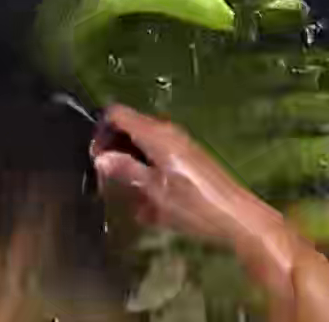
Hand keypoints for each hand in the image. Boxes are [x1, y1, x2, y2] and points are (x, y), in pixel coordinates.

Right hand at [91, 106, 293, 262]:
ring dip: (128, 165)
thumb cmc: (194, 205)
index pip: (119, 113)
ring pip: (141, 144)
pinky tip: (146, 203)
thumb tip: (100, 157)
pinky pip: (155, 156)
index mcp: (156, 132)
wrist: (234, 215)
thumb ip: (127, 171)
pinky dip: (144, 171)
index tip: (94, 158)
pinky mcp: (185, 157)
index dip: (101, 131)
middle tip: (105, 182)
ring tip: (126, 197)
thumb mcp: (155, 192)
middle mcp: (166, 130)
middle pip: (128, 127)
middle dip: (113, 150)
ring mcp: (177, 142)